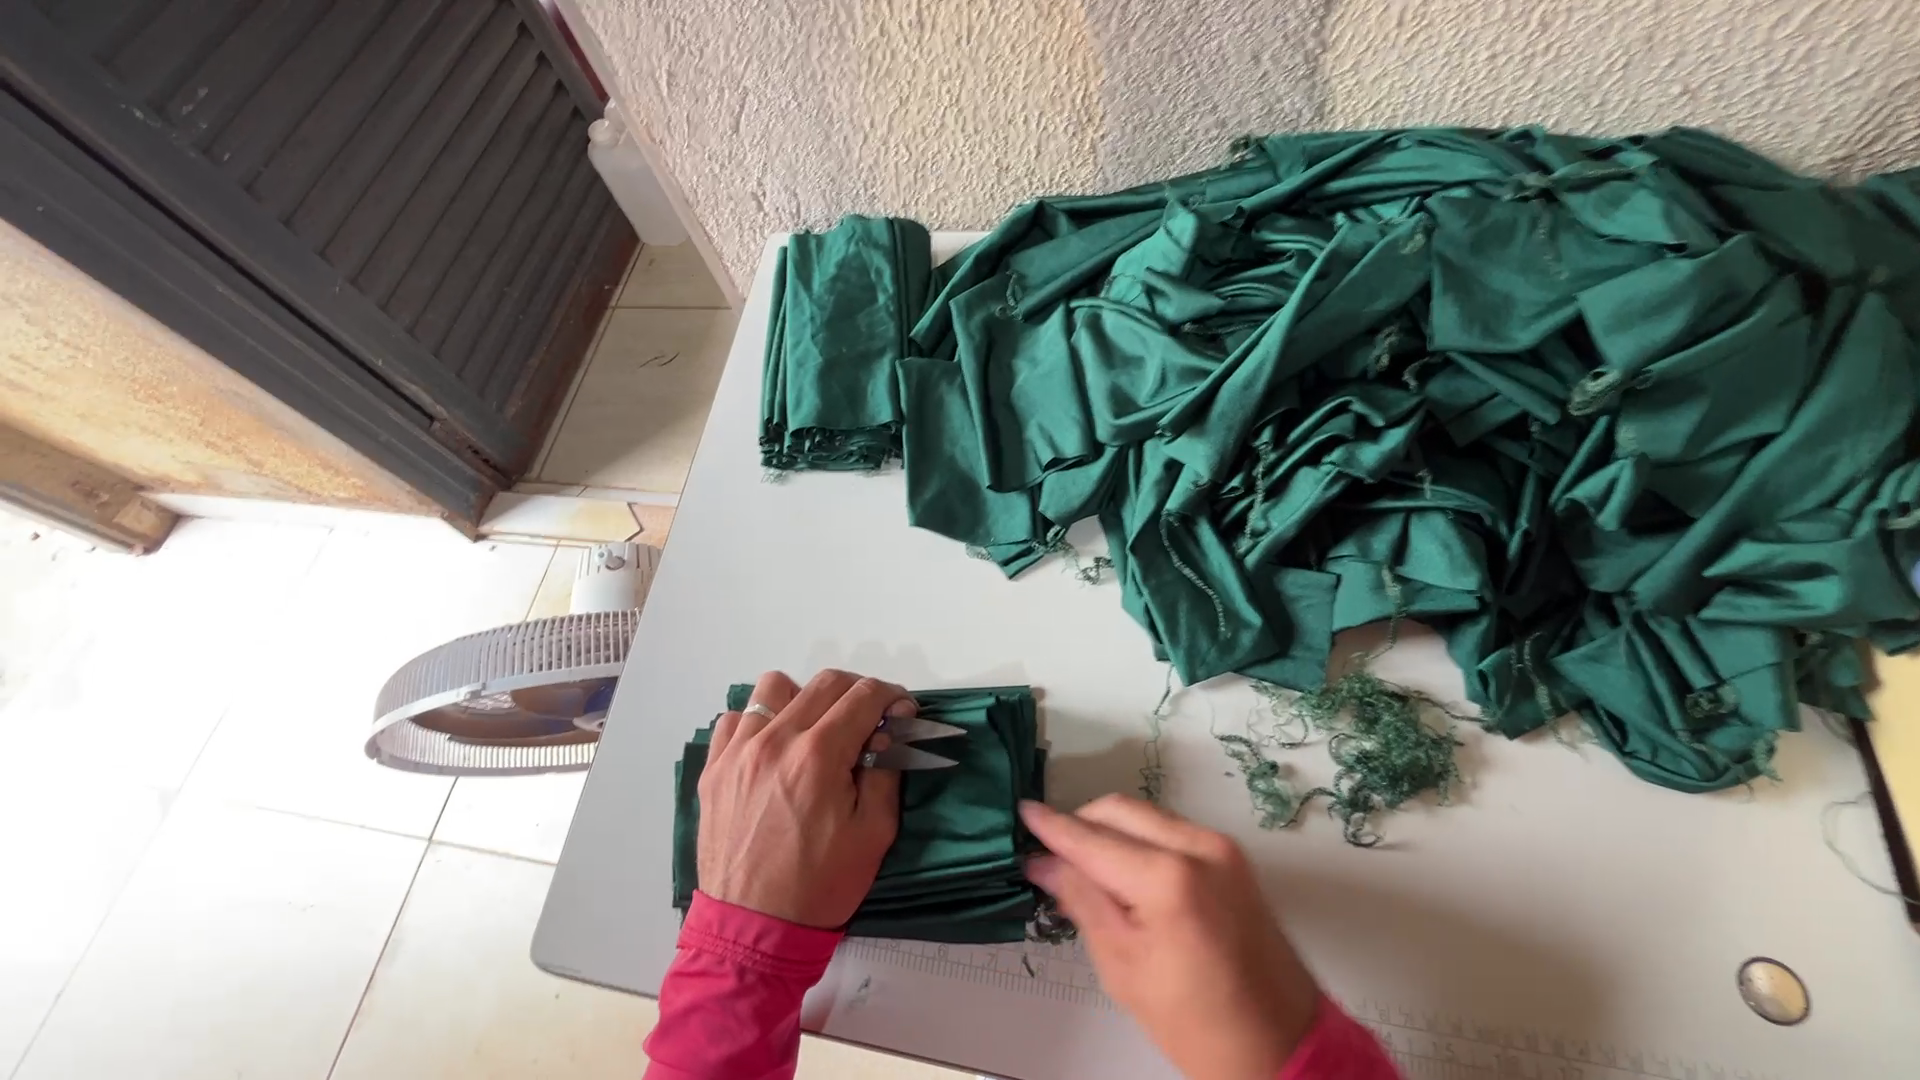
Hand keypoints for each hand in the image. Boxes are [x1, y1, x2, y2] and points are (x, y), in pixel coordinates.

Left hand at [697, 669, 914, 928]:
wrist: (752, 931)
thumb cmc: (820, 885)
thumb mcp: (875, 833)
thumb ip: (885, 772)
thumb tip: (886, 733)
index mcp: (819, 755)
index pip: (864, 695)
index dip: (892, 696)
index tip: (900, 712)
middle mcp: (775, 740)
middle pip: (825, 682)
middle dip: (858, 692)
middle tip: (869, 720)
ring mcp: (737, 751)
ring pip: (775, 686)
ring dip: (804, 698)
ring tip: (815, 730)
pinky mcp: (713, 768)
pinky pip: (736, 717)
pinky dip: (760, 721)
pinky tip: (773, 748)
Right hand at [1021, 796, 1319, 1079]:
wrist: (1281, 1043)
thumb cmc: (1194, 1021)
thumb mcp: (1122, 966)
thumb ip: (1081, 899)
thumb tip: (1042, 862)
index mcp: (1168, 878)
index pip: (1093, 839)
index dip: (1052, 827)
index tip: (1022, 813)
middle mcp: (1197, 846)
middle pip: (1118, 809)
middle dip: (1080, 823)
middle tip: (1052, 854)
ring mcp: (1220, 845)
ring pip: (1144, 814)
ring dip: (1109, 830)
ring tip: (1085, 866)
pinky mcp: (1232, 854)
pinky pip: (1170, 828)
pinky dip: (1139, 838)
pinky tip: (1124, 870)